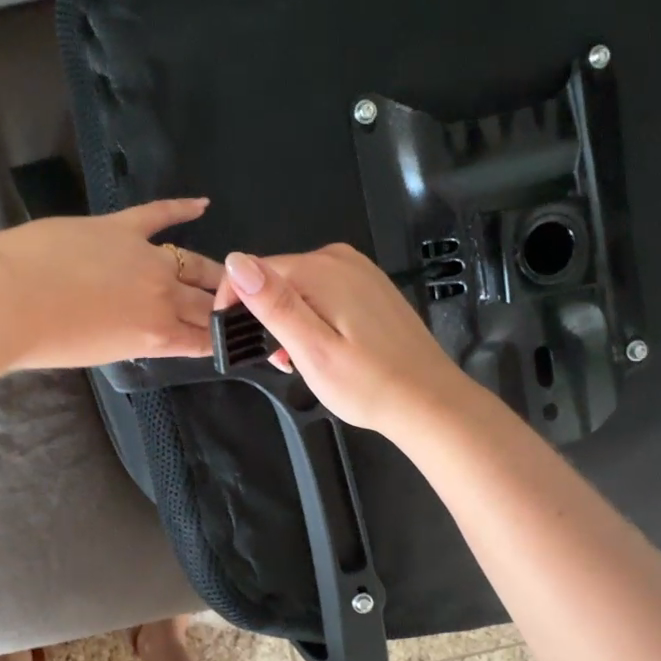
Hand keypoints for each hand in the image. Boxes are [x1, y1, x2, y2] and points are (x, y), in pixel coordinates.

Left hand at [0, 199, 223, 369]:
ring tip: (231, 277)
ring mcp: (145, 256)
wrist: (6, 298)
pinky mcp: (121, 226)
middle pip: (207, 304)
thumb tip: (138, 330)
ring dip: (214, 272)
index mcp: (156, 335)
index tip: (242, 339)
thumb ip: (128, 341)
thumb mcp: (97, 354)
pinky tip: (202, 204)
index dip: (226, 340)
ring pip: (193, 263)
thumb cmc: (43, 340)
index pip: (204, 339)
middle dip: (228, 310)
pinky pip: (158, 214)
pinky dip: (180, 207)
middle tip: (245, 310)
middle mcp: (163, 295)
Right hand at [216, 244, 468, 433]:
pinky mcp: (372, 289)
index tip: (232, 340)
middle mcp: (340, 259)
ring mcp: (361, 272)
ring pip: (301, 288)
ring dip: (289, 321)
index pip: (253, 269)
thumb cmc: (365, 383)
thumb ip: (272, 303)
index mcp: (321, 269)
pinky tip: (324, 350)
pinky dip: (313, 319)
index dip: (234, 302)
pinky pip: (325, 294)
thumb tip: (234, 260)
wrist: (429, 401)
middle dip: (265, 316)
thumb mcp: (310, 348)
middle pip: (279, 277)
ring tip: (300, 362)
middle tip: (279, 361)